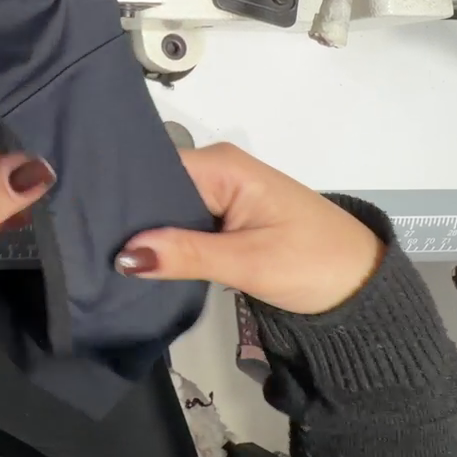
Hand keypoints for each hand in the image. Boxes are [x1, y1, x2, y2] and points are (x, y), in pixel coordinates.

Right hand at [114, 143, 381, 314]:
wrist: (367, 292)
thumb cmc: (314, 265)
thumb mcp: (248, 263)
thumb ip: (186, 255)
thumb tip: (124, 254)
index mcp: (222, 164)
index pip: (156, 169)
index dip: (124, 194)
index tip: (90, 218)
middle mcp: (217, 166)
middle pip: (157, 184)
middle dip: (131, 213)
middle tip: (92, 241)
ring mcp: (221, 188)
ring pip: (168, 203)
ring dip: (147, 227)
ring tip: (105, 247)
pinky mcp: (225, 211)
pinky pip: (182, 216)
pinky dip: (166, 236)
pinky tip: (140, 252)